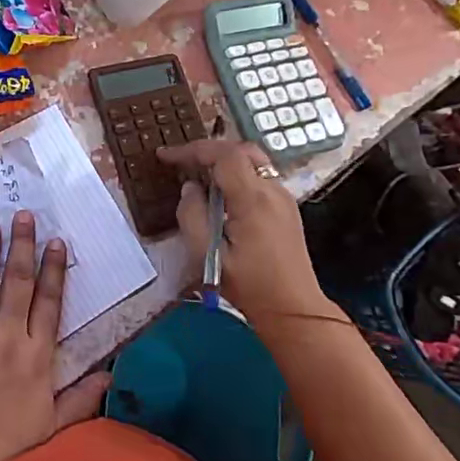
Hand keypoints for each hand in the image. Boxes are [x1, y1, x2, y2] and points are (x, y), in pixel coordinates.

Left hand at [0, 211, 110, 460]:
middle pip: (16, 283)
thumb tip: (111, 372)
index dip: (54, 268)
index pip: (50, 302)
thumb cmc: (5, 450)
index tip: (55, 240)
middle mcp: (5, 342)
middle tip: (24, 216)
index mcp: (36, 359)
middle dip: (22, 245)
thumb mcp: (52, 429)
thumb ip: (82, 398)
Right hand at [157, 138, 332, 316]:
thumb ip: (192, 214)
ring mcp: (284, 197)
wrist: (294, 310)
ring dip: (224, 161)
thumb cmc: (249, 285)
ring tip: (199, 175)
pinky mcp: (287, 208)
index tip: (165, 156)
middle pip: (240, 150)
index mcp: (253, 198)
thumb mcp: (207, 254)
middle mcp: (273, 190)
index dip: (191, 150)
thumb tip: (190, 188)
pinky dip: (237, 174)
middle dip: (209, 150)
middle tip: (183, 161)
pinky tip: (221, 195)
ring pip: (253, 161)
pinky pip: (259, 177)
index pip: (223, 154)